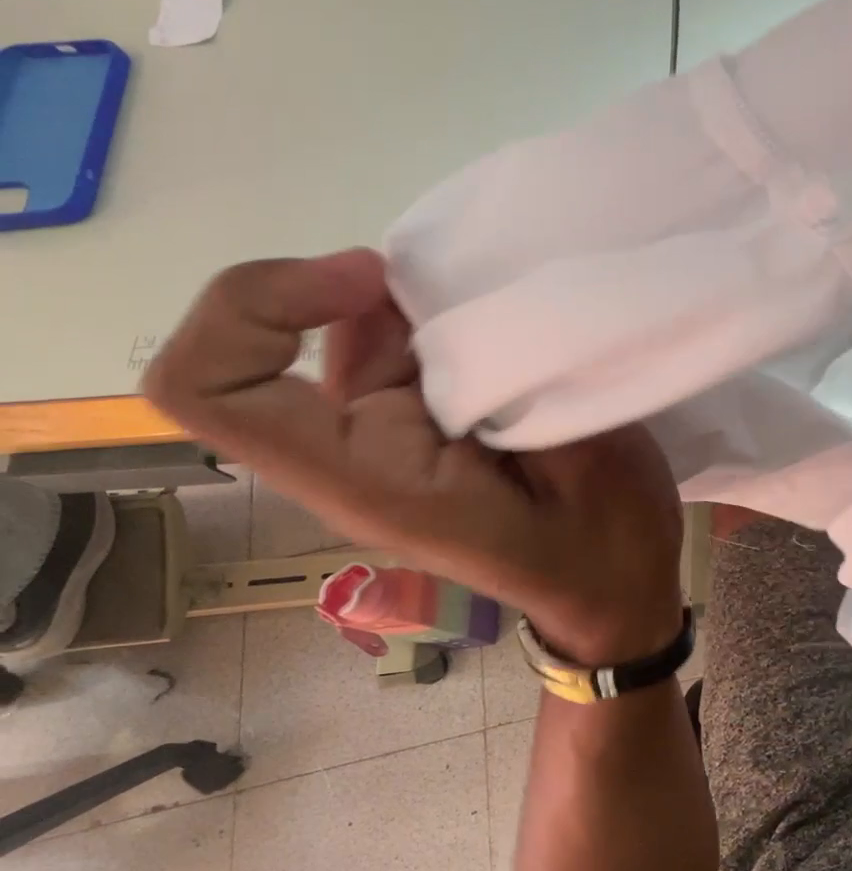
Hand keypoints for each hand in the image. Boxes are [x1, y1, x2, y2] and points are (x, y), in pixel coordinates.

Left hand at [144, 249, 684, 664]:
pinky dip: (439, 321)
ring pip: (345, 334)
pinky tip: (511, 333)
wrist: (615, 589)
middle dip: (364, 290)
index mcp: (376, 481)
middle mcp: (358, 454)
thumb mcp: (591, 468)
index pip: (217, 391)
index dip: (256, 308)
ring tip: (506, 314)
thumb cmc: (606, 551)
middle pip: (281, 340)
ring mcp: (388, 440)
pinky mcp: (425, 428)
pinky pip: (397, 351)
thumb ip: (529, 392)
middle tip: (470, 289)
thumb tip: (480, 315)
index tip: (369, 281)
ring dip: (413, 305)